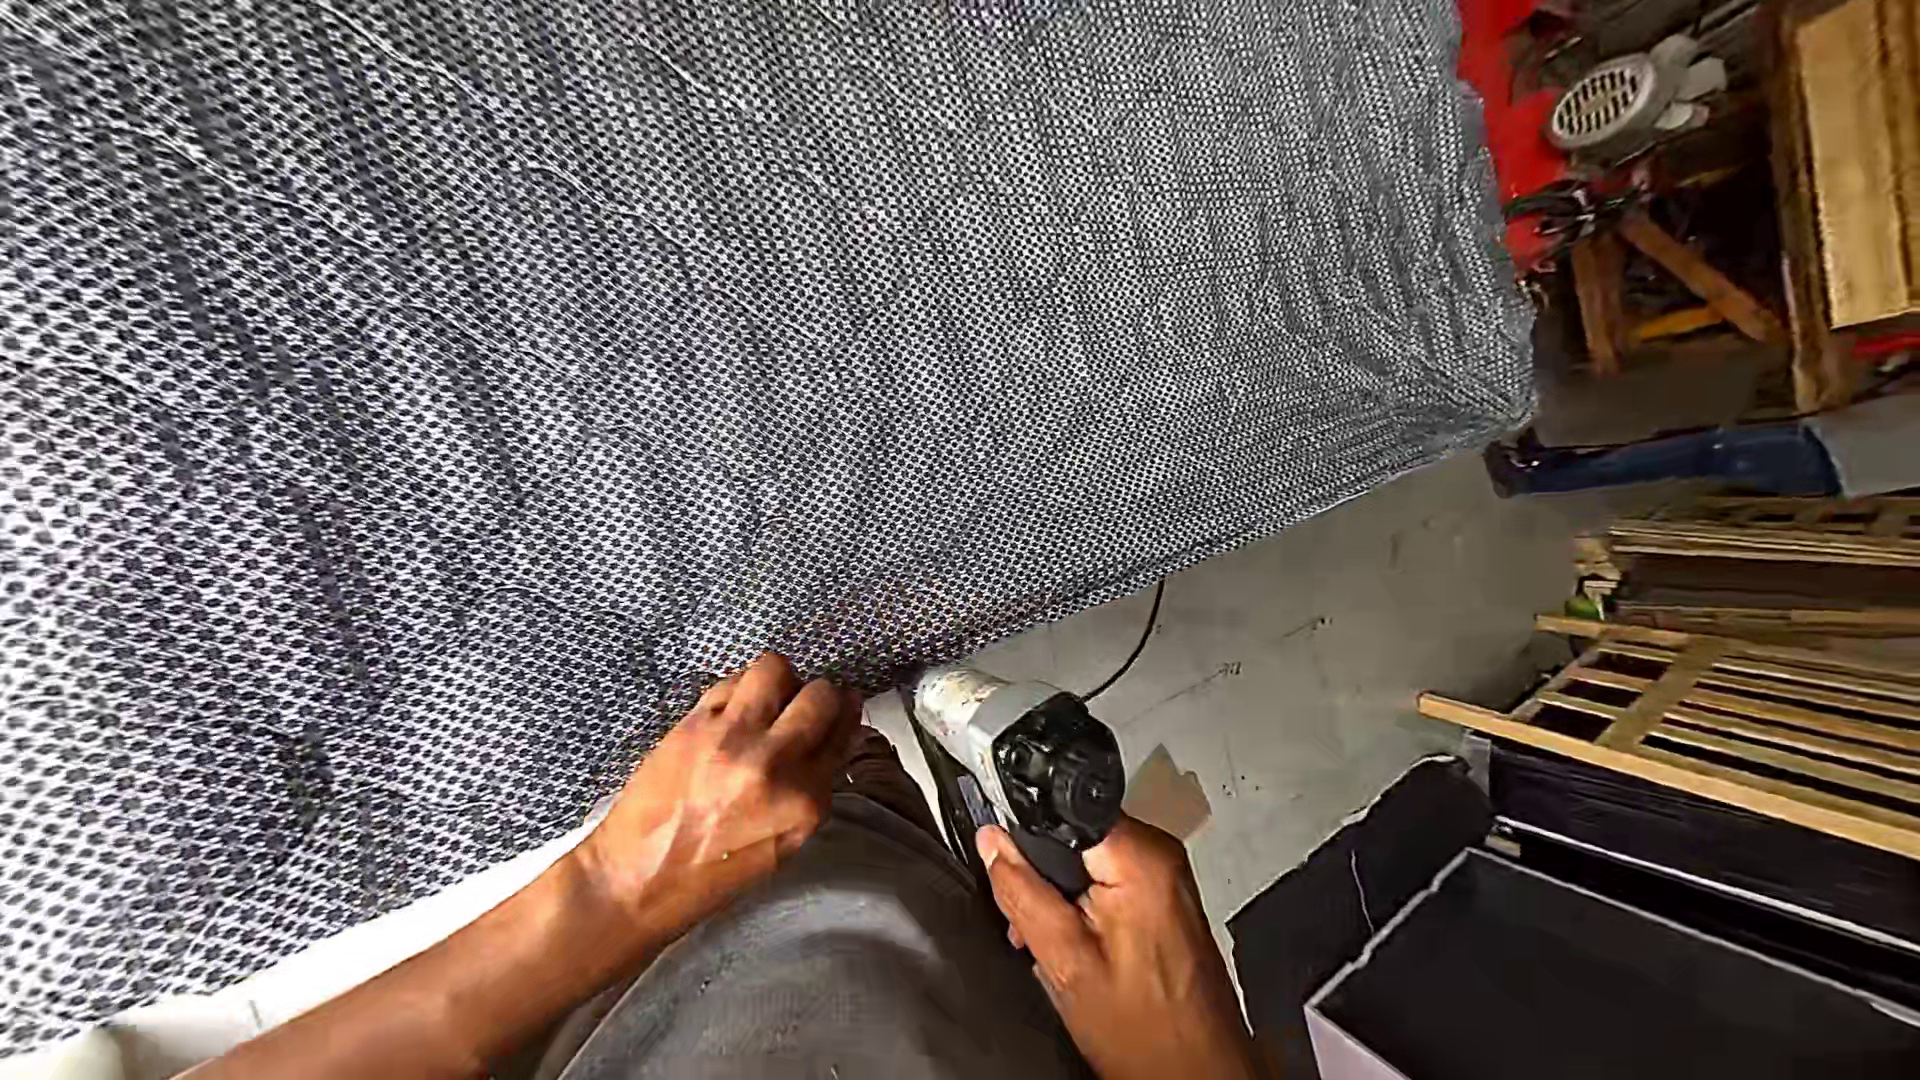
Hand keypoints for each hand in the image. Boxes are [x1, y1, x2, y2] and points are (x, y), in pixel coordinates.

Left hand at [577, 653, 860, 939]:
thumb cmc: (717, 871)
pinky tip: (735, 708)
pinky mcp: (693, 725)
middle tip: (805, 705)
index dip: (847, 712)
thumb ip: (817, 784)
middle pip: (821, 694)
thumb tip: (837, 730)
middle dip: (821, 695)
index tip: (844, 705)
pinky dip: (740, 688)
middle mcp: (774, 764)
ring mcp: (731, 739)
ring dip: (780, 680)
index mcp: (805, 801)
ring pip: (776, 669)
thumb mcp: (788, 841)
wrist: (635, 882)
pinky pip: (731, 680)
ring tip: (770, 698)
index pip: (844, 732)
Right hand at [977, 816, 1262, 1079]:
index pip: (1063, 812)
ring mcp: (1168, 872)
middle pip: (1076, 833)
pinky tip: (1083, 939)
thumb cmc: (1146, 1034)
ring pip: (1091, 855)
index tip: (1017, 873)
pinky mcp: (1167, 891)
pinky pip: (1112, 873)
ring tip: (1057, 940)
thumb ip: (1021, 892)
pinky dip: (1088, 900)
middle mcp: (1160, 852)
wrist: (1200, 1078)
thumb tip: (991, 842)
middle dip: (1045, 872)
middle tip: (1034, 921)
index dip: (1030, 839)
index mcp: (1139, 856)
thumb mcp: (1064, 962)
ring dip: (1064, 889)